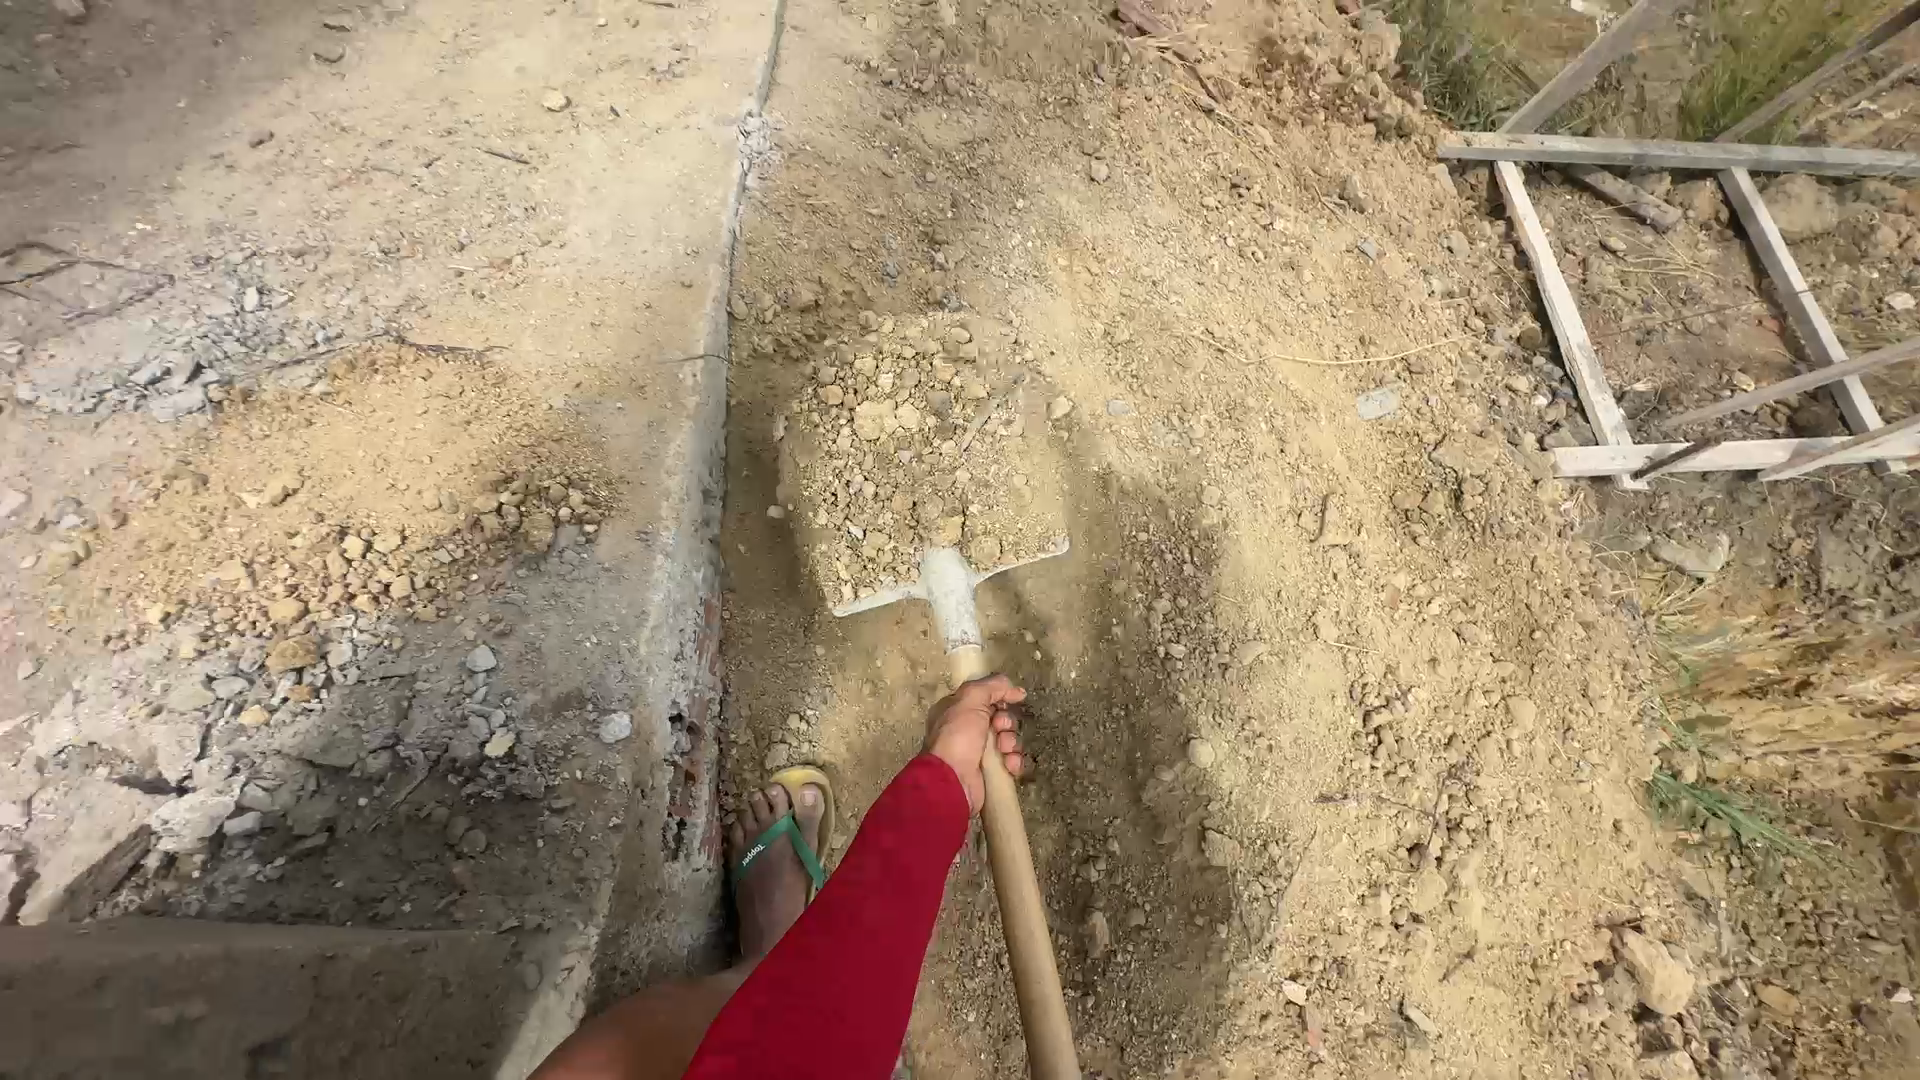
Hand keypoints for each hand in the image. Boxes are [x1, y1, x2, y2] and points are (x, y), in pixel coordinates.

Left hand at [922, 674, 1026, 813]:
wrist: (952, 780)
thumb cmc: (958, 735)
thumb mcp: (971, 699)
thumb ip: (992, 686)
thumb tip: (1017, 691)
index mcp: (957, 710)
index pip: (986, 698)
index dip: (1001, 698)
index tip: (1012, 700)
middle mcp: (968, 730)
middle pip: (1000, 718)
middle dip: (1007, 722)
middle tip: (1000, 728)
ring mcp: (979, 752)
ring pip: (1008, 740)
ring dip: (1012, 742)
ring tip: (1004, 750)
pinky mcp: (990, 772)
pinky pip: (1011, 761)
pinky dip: (1014, 762)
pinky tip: (1009, 765)